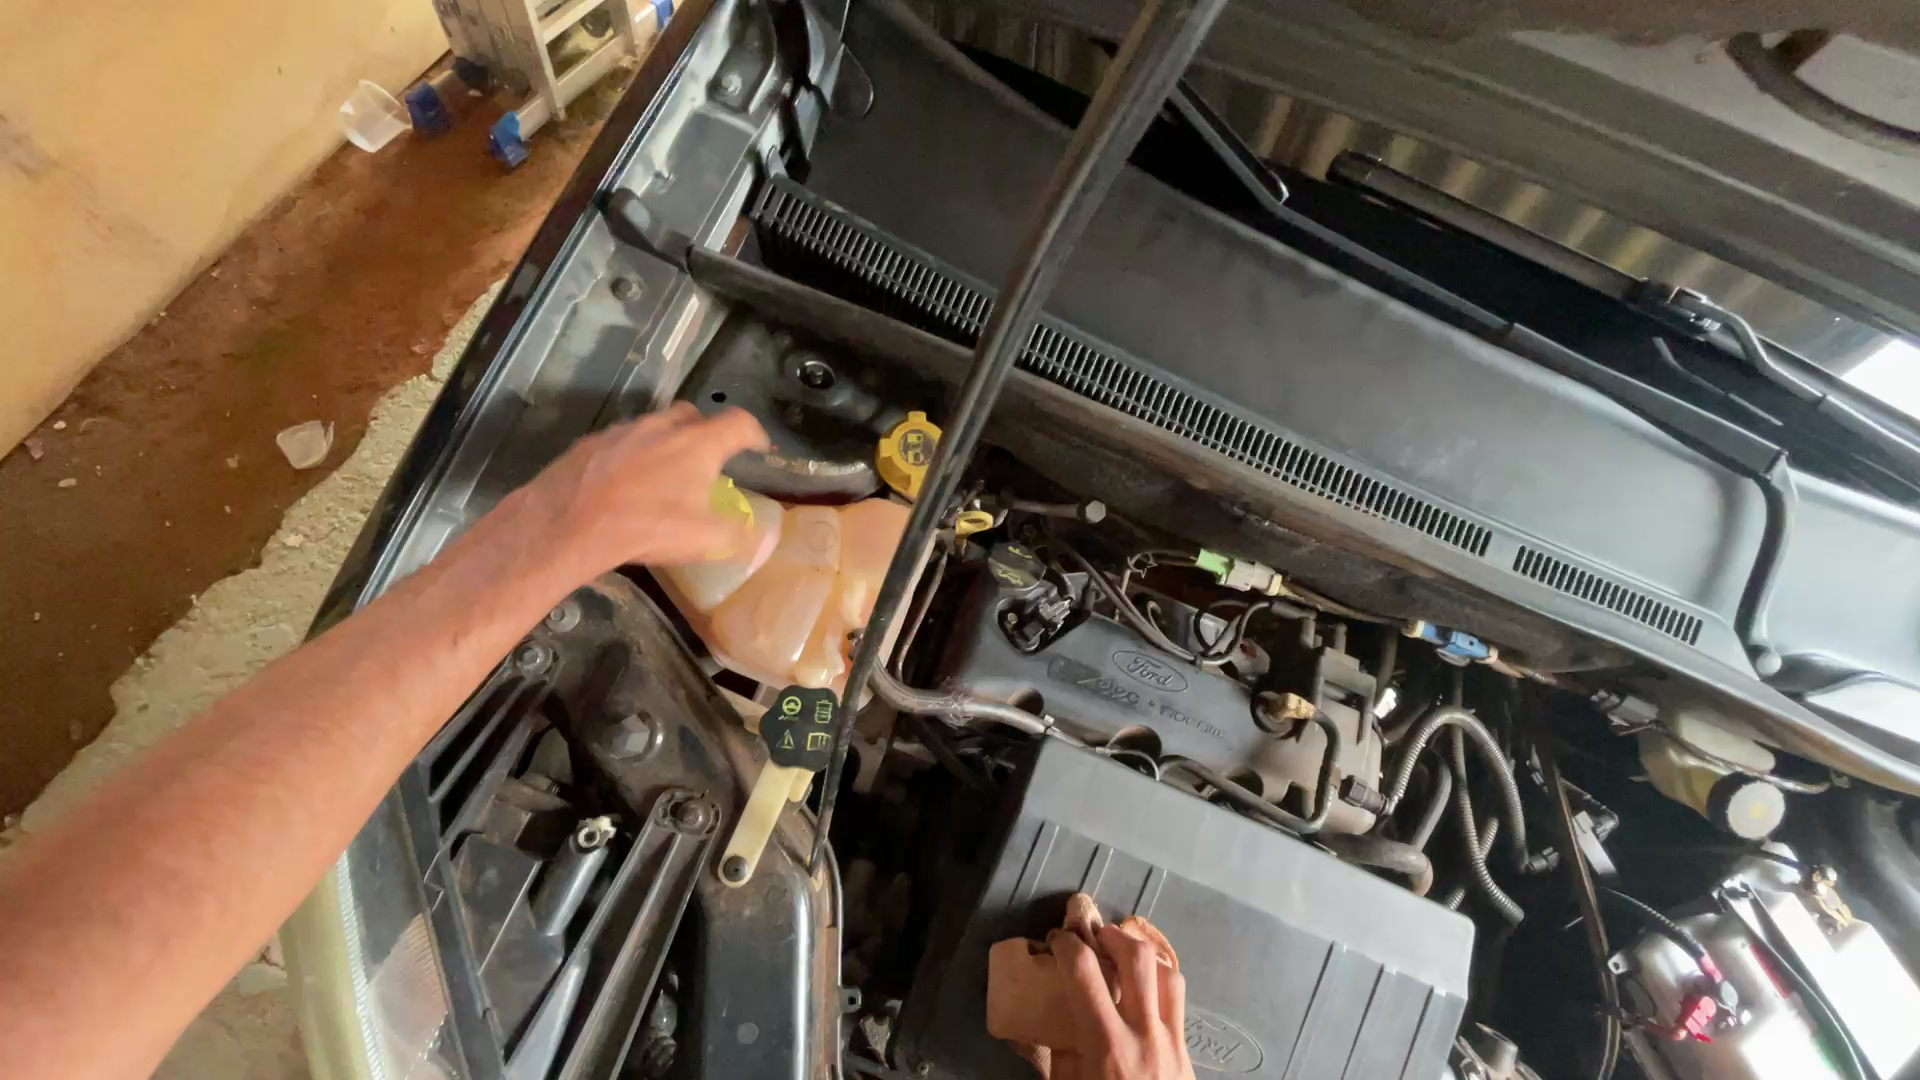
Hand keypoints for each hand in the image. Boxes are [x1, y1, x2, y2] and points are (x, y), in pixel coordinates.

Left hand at [519, 403, 769, 573]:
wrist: (568, 523)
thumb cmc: (647, 526)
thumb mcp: (704, 540)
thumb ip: (740, 536)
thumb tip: (764, 540)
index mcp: (699, 444)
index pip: (739, 423)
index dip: (755, 433)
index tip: (758, 448)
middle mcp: (664, 427)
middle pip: (694, 415)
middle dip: (707, 431)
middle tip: (708, 459)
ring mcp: (624, 431)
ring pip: (655, 426)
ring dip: (667, 442)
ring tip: (665, 472)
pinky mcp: (592, 442)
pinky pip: (623, 441)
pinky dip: (633, 454)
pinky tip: (626, 481)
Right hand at [1046, 924, 1194, 1079]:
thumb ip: (1063, 1051)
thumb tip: (1056, 1013)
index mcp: (1107, 1048)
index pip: (1083, 970)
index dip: (1066, 944)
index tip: (1056, 942)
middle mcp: (1145, 1036)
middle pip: (1136, 957)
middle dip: (1111, 936)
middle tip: (1094, 938)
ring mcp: (1173, 1044)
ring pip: (1168, 974)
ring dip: (1142, 955)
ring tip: (1123, 955)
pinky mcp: (1189, 1055)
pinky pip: (1178, 1002)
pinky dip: (1160, 983)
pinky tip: (1144, 992)